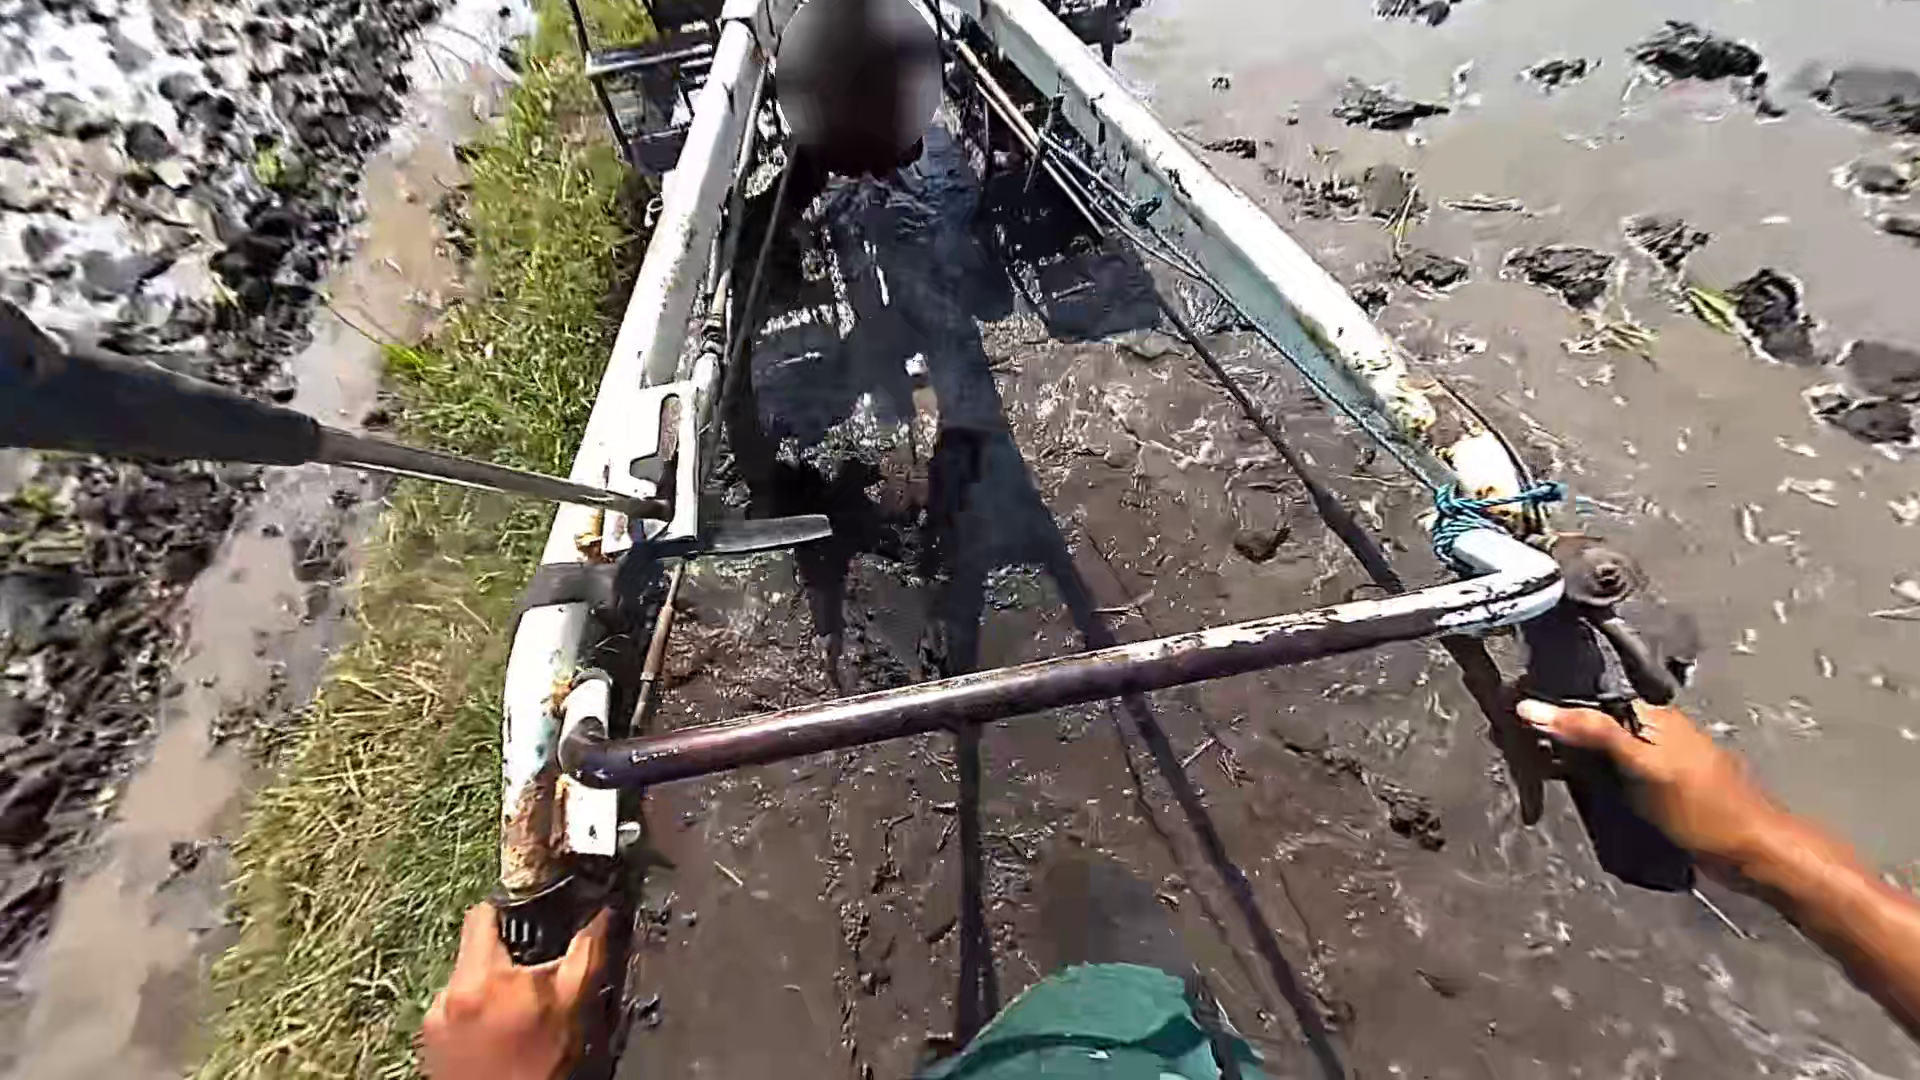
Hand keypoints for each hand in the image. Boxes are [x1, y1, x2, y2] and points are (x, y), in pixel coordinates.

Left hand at [421, 904, 609, 1079]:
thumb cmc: (536, 1061)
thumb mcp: (573, 997)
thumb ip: (588, 947)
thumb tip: (603, 913)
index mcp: (479, 979)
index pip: (482, 914)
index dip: (510, 903)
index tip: (533, 907)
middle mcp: (446, 995)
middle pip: (476, 945)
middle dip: (509, 946)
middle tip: (537, 959)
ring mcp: (432, 1021)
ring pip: (469, 974)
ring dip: (494, 975)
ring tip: (523, 994)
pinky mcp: (429, 1042)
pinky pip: (458, 1001)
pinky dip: (480, 1000)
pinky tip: (504, 1018)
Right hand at [1515, 699, 1778, 867]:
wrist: (1757, 861)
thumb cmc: (1706, 810)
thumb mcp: (1644, 765)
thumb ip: (1590, 731)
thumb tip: (1527, 707)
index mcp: (1646, 713)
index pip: (1576, 691)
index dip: (1538, 699)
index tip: (1506, 715)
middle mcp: (1640, 728)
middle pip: (1574, 717)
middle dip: (1538, 728)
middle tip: (1509, 744)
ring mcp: (1638, 755)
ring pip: (1578, 742)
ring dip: (1549, 751)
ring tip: (1523, 763)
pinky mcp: (1635, 780)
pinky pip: (1588, 764)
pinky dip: (1565, 769)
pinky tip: (1550, 778)